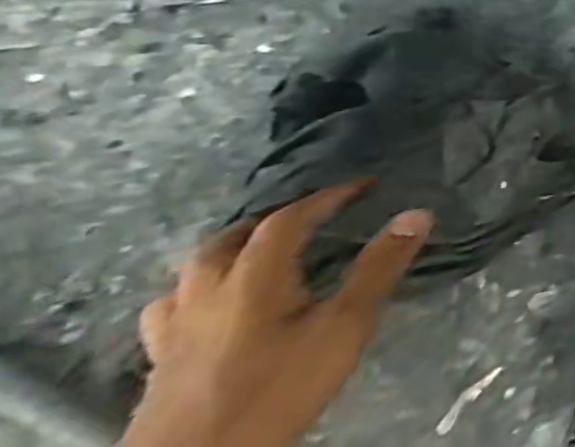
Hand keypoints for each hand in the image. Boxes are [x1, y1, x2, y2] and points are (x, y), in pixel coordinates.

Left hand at [122, 181, 432, 446]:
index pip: (290, 218)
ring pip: (190, 272)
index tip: (363, 186)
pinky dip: (189, 294)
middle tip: (307, 214)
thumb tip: (416, 213)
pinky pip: (166, 312)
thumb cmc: (277, 389)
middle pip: (231, 239)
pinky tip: (201, 308)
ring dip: (226, 251)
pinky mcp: (157, 364)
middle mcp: (207, 293)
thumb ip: (378, 269)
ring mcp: (174, 330)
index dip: (327, 196)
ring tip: (252, 251)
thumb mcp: (343, 328)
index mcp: (254, 277)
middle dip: (272, 218)